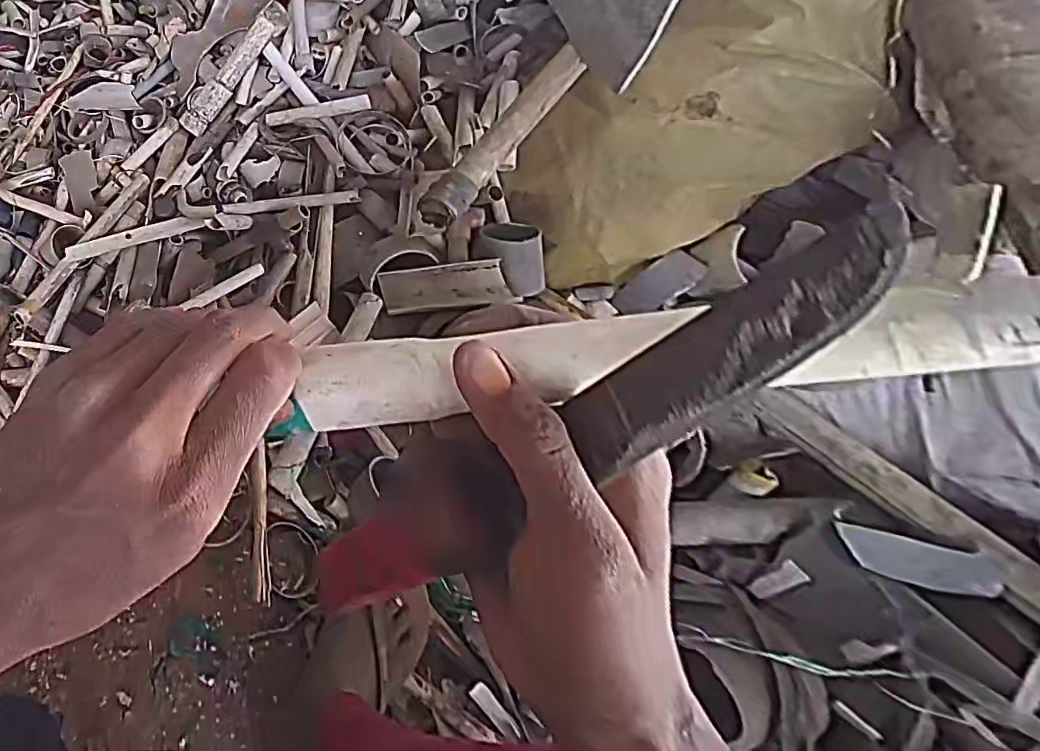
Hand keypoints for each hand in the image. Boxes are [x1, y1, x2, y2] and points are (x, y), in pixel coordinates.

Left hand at [0, 306, 301, 649]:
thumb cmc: (88, 570)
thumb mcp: (178, 538)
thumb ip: (224, 456)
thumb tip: (257, 391)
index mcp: (182, 491)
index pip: (252, 386)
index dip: (282, 358)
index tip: (289, 355)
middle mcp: (138, 430)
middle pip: (216, 337)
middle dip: (256, 325)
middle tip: (270, 333)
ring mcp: (91, 390)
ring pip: (173, 320)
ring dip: (211, 320)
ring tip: (226, 335)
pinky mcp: (61, 373)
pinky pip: (129, 326)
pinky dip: (164, 323)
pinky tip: (174, 338)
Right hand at [452, 342, 720, 750]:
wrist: (585, 702)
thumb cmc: (611, 630)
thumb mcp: (577, 534)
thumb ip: (533, 442)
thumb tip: (481, 362)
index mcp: (612, 435)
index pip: (556, 348)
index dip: (503, 337)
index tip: (451, 355)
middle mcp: (561, 440)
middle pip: (484, 381)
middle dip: (452, 418)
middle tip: (451, 455)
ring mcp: (517, 466)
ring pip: (448, 421)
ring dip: (436, 465)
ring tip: (456, 514)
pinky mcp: (482, 490)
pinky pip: (434, 462)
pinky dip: (427, 491)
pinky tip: (450, 530)